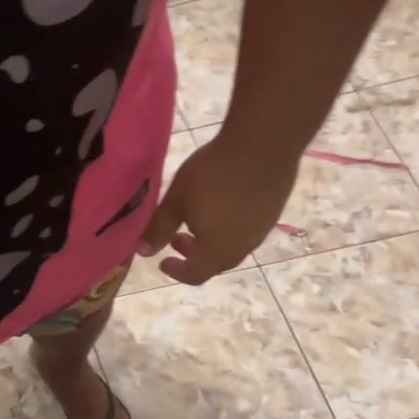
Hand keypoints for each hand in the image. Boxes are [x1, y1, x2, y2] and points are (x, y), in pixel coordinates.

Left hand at [136, 134, 300, 285]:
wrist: (264, 143)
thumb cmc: (212, 175)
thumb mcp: (176, 201)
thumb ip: (159, 229)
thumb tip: (144, 252)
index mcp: (218, 251)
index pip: (196, 275)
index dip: (177, 272)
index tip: (163, 261)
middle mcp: (244, 246)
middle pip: (215, 263)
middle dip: (193, 255)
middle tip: (176, 238)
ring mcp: (263, 229)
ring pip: (232, 246)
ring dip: (211, 242)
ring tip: (196, 220)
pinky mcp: (274, 210)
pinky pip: (246, 230)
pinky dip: (228, 228)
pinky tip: (222, 205)